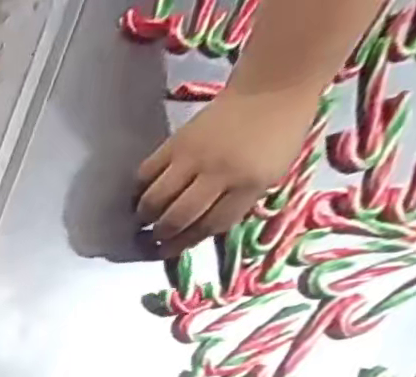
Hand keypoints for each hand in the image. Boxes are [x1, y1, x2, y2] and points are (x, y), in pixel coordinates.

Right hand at [136, 84, 323, 251]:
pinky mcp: (175, 142)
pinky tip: (141, 194)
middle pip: (177, 217)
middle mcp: (218, 172)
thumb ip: (234, 204)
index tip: (166, 251)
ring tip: (145, 217)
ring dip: (146, 215)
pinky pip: (146, 174)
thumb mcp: (269, 175)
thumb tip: (193, 230)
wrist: (274, 87)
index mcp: (248, 183)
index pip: (208, 225)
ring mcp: (193, 156)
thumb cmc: (276, 135)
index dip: (183, 243)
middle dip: (161, 233)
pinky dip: (139, 189)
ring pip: (155, 199)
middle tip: (153, 237)